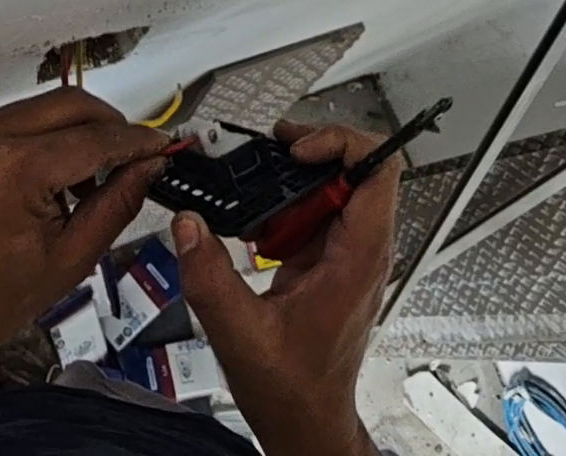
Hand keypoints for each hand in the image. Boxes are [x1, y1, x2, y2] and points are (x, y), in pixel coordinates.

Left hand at [0, 87, 166, 455]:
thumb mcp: (71, 258)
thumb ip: (117, 204)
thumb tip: (148, 168)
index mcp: (18, 170)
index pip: (98, 137)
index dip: (138, 142)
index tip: (161, 147)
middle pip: (72, 103)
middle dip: (110, 125)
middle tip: (134, 156)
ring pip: (45, 107)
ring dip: (79, 130)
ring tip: (90, 180)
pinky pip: (18, 121)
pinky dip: (47, 137)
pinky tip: (56, 178)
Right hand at [173, 122, 398, 455]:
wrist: (306, 421)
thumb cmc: (294, 390)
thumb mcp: (240, 334)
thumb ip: (209, 276)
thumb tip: (189, 224)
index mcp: (358, 259)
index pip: (376, 172)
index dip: (341, 144)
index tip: (298, 151)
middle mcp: (360, 249)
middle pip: (356, 168)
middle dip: (312, 147)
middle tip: (272, 146)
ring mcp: (345, 252)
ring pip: (334, 184)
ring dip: (295, 172)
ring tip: (257, 173)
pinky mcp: (327, 257)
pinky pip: (312, 208)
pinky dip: (283, 198)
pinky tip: (256, 214)